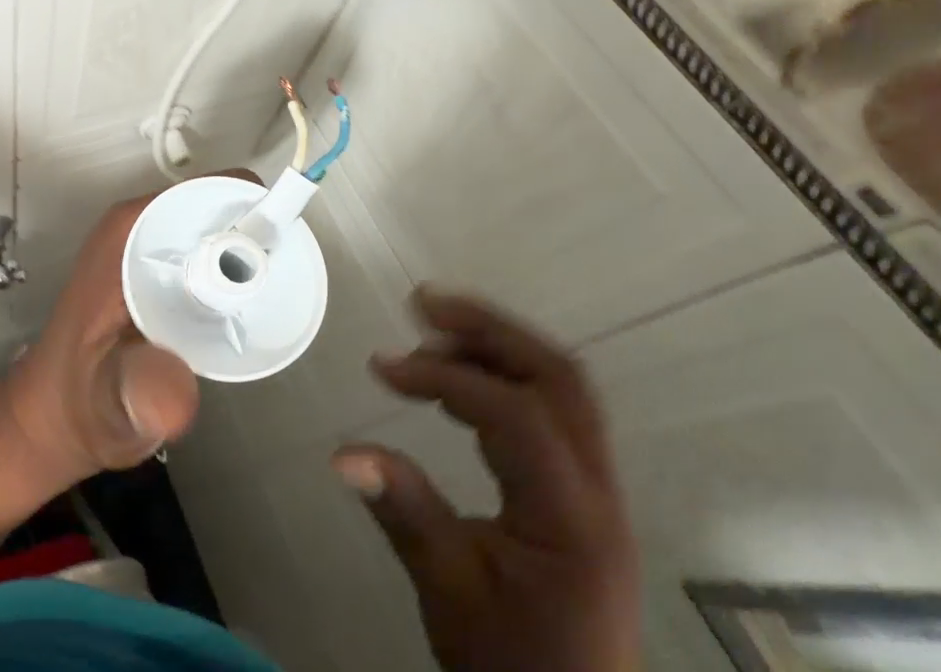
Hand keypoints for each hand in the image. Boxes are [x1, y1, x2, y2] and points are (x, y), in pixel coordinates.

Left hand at [4, 172, 260, 474]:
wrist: (57, 415)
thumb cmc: (79, 404)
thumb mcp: (112, 402)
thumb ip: (144, 394)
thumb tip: (179, 395)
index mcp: (126, 235)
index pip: (209, 195)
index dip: (254, 220)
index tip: (278, 268)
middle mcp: (137, 227)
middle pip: (223, 208)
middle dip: (258, 246)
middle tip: (269, 302)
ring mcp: (147, 246)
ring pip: (221, 230)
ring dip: (250, 263)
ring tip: (256, 314)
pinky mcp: (157, 267)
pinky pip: (211, 252)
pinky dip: (234, 278)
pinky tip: (238, 318)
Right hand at [333, 289, 642, 671]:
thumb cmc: (511, 657)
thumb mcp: (449, 590)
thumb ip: (405, 513)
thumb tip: (342, 454)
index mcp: (570, 513)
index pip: (515, 414)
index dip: (446, 378)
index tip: (380, 368)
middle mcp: (598, 488)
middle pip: (561, 379)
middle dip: (490, 330)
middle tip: (423, 304)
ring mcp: (598, 490)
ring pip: (564, 391)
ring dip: (500, 349)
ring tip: (432, 333)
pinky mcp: (583, 497)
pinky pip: (555, 415)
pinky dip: (507, 382)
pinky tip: (461, 386)